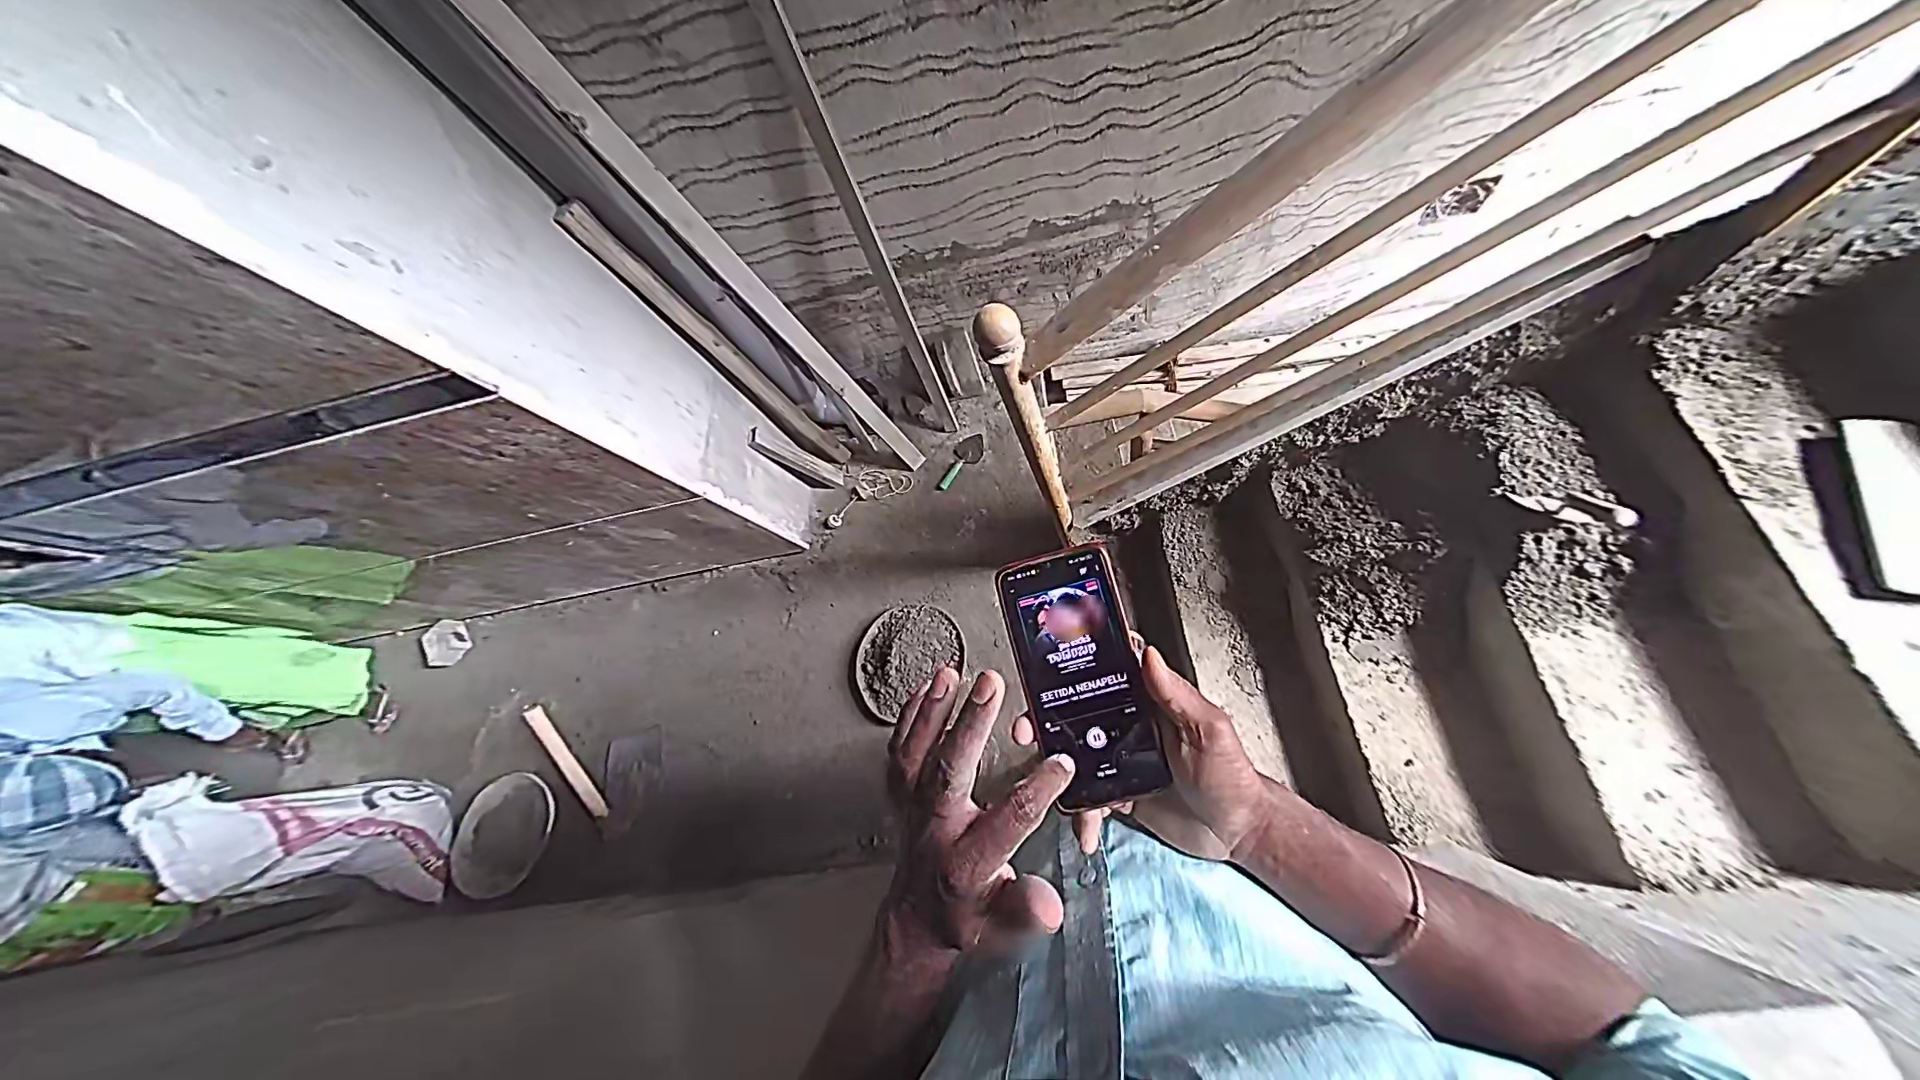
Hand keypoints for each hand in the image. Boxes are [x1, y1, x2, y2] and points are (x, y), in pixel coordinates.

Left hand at [883, 667, 1076, 958]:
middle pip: (950, 770)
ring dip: (932, 710)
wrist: (917, 918)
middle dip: (970, 725)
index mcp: (966, 860)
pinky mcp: (901, 792)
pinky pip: (898, 751)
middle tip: (990, 685)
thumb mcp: (1001, 925)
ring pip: (916, 753)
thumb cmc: (964, 914)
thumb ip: (1024, 910)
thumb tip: (1049, 905)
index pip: (1008, 819)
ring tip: (949, 674)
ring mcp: (912, 806)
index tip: (1062, 763)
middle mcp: (934, 826)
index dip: (1038, 789)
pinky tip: (923, 690)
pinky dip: (908, 718)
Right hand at [1014, 644, 1270, 859]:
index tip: (1046, 670)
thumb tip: (1148, 654)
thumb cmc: (1231, 775)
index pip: (1107, 676)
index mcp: (1148, 704)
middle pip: (1077, 716)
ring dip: (1054, 769)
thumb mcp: (1209, 730)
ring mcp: (1120, 760)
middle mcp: (1128, 727)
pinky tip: (1085, 830)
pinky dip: (1082, 814)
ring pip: (1075, 757)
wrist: (1238, 833)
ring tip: (1043, 785)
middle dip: (1046, 721)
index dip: (1075, 670)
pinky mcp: (1119, 794)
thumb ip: (1178, 695)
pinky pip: (1088, 799)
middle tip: (1026, 730)